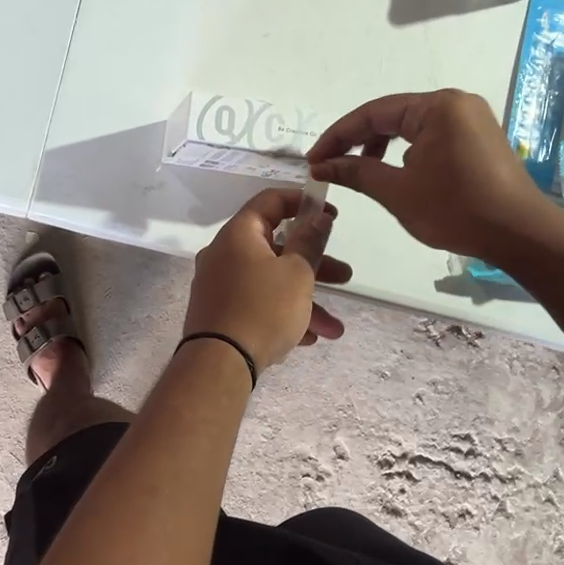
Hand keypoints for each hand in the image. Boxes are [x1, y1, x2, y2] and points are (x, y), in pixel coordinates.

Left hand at [183, 189, 351, 372]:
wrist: (219, 363)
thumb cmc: (263, 309)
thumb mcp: (297, 273)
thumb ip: (310, 242)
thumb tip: (317, 216)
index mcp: (238, 234)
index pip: (270, 201)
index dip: (303, 202)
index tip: (331, 214)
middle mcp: (223, 254)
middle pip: (275, 247)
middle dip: (314, 265)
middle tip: (345, 276)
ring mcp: (218, 284)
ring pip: (269, 281)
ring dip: (305, 300)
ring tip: (334, 329)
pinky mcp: (218, 312)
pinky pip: (256, 304)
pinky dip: (282, 314)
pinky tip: (307, 339)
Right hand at [307, 90, 560, 263]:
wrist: (522, 235)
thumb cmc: (457, 209)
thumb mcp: (397, 191)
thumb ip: (355, 172)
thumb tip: (321, 167)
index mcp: (436, 106)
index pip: (372, 114)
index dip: (337, 136)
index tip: (313, 160)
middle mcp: (455, 103)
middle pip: (391, 115)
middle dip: (356, 140)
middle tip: (328, 165)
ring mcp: (470, 119)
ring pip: (410, 125)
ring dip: (379, 146)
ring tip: (356, 170)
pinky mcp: (478, 137)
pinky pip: (430, 135)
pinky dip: (405, 150)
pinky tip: (391, 171)